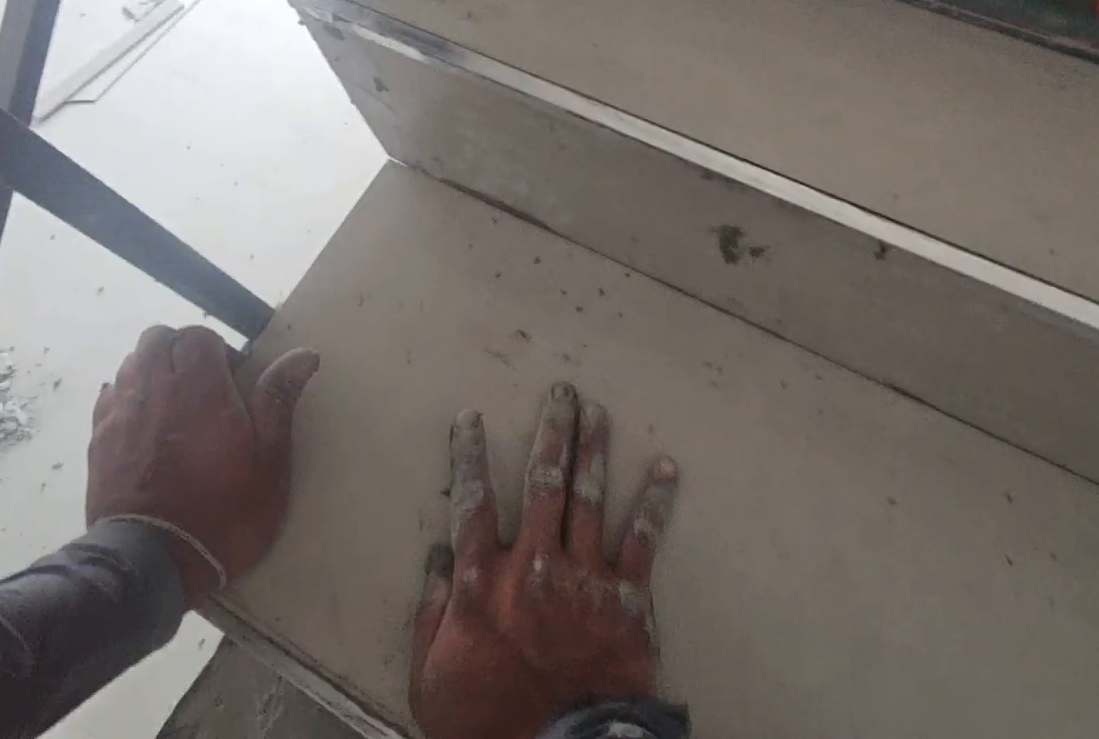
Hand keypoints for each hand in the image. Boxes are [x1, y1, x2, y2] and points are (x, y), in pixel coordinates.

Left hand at [86, 325, 319, 605]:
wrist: (153, 566)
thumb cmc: (224, 510)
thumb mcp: (269, 459)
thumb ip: (279, 399)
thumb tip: (304, 354)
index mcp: (199, 389)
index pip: (197, 335)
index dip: (218, 348)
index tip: (235, 378)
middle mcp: (154, 391)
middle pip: (157, 338)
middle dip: (181, 349)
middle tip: (206, 383)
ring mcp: (120, 416)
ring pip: (130, 363)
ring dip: (154, 369)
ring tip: (177, 402)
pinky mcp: (97, 443)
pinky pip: (109, 397)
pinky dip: (129, 395)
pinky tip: (148, 421)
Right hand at [410, 383, 679, 738]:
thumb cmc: (485, 718)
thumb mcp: (432, 673)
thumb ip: (434, 610)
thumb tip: (440, 556)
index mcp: (484, 580)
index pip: (473, 501)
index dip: (471, 455)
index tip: (472, 417)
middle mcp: (534, 564)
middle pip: (543, 482)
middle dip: (553, 432)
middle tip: (563, 393)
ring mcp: (583, 577)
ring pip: (589, 497)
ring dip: (595, 450)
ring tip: (599, 412)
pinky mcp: (625, 598)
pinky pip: (642, 541)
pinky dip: (655, 504)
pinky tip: (667, 470)